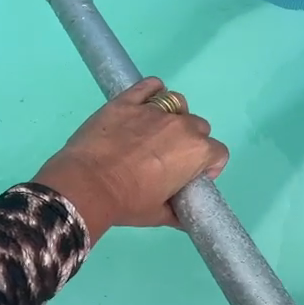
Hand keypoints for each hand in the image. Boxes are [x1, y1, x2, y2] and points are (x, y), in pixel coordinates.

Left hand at [32, 77, 228, 237]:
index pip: (218, 152)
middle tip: (166, 157)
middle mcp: (180, 125)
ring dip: (172, 114)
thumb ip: (178, 214)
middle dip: (188, 141)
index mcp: (197, 152)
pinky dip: (152, 89)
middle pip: (197, 127)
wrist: (86, 184)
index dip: (206, 165)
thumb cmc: (126, 202)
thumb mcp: (159, 215)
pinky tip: (146, 100)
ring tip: (153, 130)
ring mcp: (151, 110)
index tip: (189, 175)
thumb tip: (184, 219)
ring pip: (176, 104)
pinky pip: (148, 85)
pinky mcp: (125, 101)